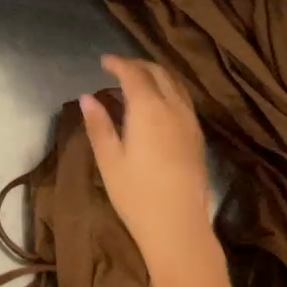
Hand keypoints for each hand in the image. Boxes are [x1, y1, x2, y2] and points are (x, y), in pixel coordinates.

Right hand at [79, 55, 213, 264]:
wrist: (178, 225)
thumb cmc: (136, 194)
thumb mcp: (109, 160)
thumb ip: (99, 125)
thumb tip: (88, 98)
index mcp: (148, 109)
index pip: (134, 74)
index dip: (118, 64)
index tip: (103, 61)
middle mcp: (173, 108)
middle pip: (159, 73)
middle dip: (138, 65)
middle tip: (119, 68)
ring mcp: (190, 122)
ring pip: (176, 85)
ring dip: (156, 76)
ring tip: (138, 81)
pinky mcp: (198, 137)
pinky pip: (184, 100)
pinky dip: (169, 91)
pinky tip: (158, 104)